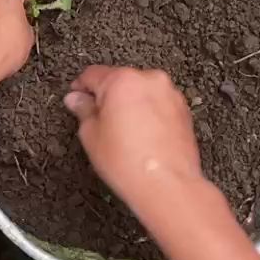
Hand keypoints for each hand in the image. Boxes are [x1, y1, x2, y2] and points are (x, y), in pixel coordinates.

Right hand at [63, 66, 209, 218]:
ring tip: (122, 132)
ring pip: (140, 91)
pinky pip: (157, 103)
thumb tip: (76, 99)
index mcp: (122, 80)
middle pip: (119, 80)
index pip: (93, 74)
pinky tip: (140, 135)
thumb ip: (83, 110)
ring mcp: (169, 94)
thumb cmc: (129, 163)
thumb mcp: (91, 135)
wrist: (167, 185)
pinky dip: (147, 113)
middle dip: (107, 96)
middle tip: (97, 120)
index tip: (76, 96)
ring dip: (129, 104)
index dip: (80, 86)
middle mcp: (149, 80)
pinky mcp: (183, 110)